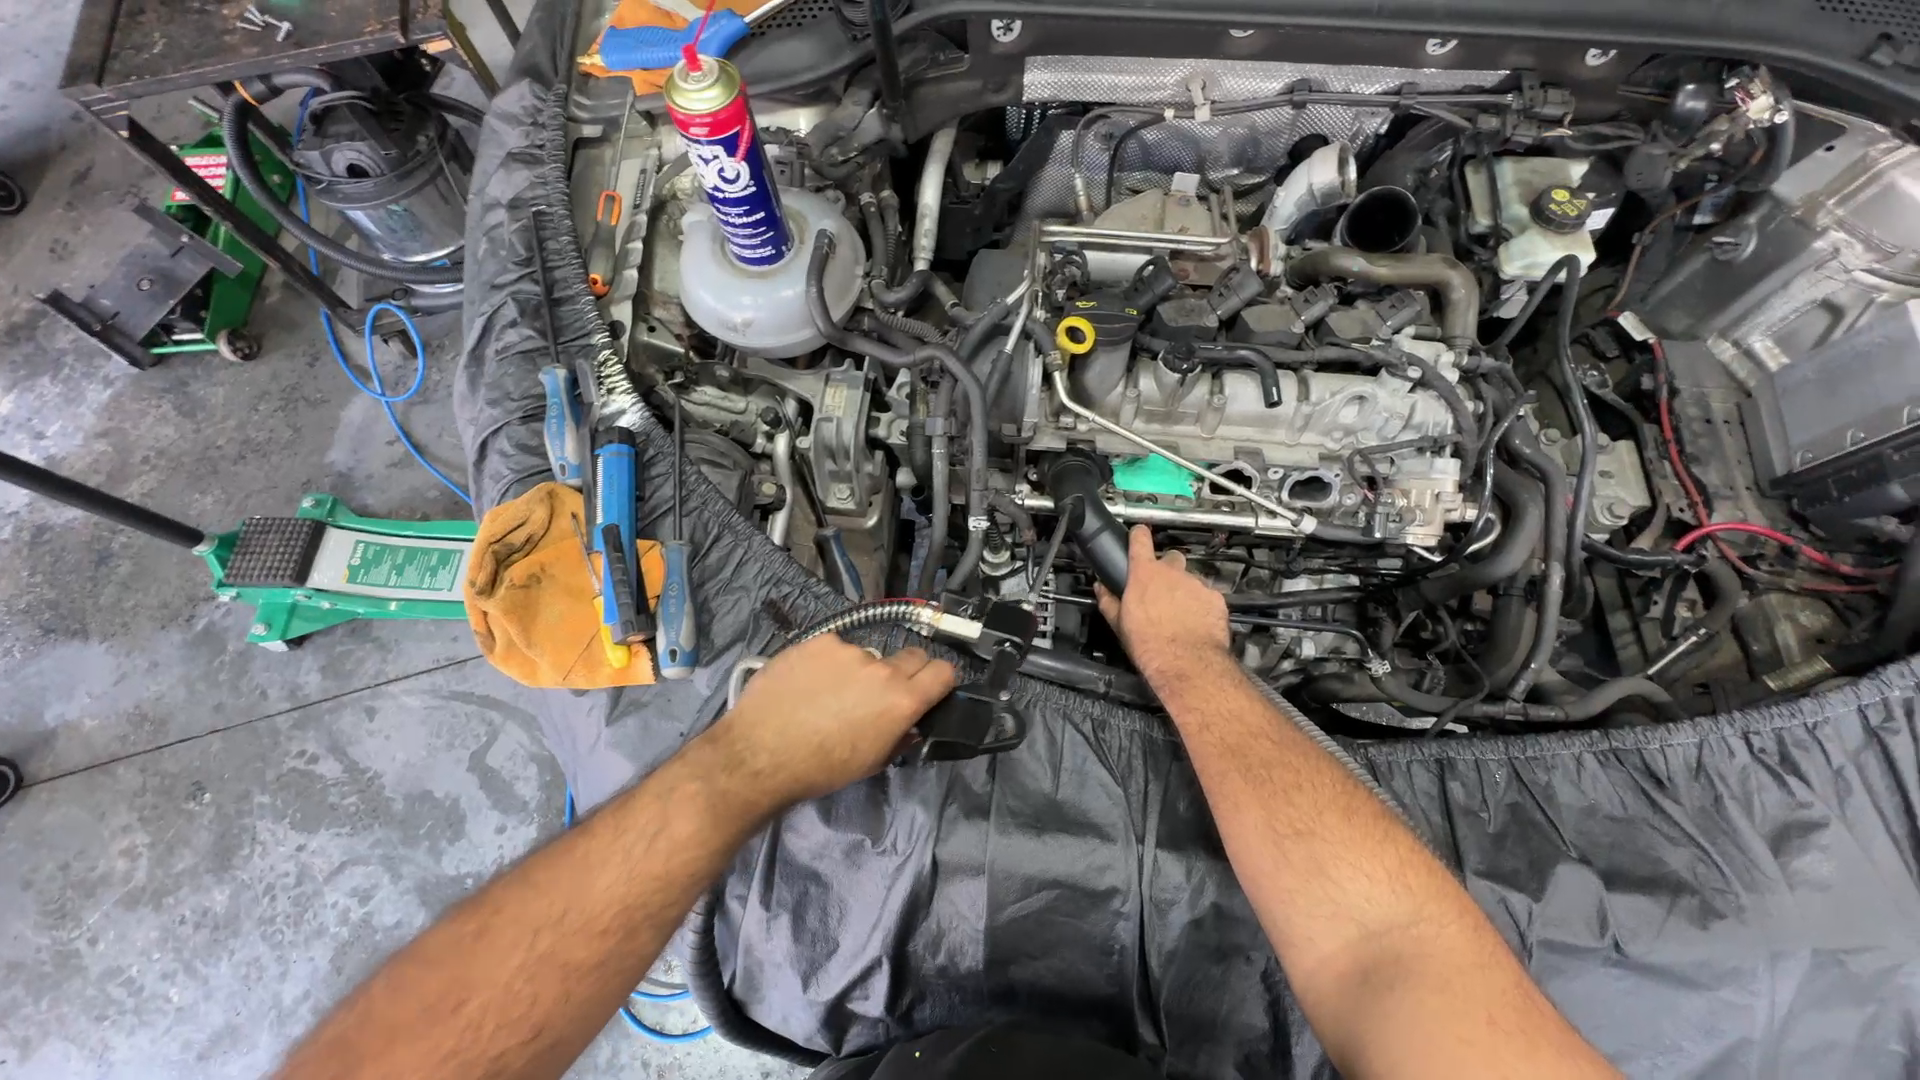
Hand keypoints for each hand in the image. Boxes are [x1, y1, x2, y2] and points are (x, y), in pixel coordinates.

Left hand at [698, 635, 956, 811]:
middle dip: (905, 672)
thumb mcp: (871, 763)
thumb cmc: (820, 769)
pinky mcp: (817, 641)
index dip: (939, 680)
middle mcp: (881, 669)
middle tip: (880, 693)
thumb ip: (899, 737)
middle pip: (912, 656)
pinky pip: (834, 649)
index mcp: (902, 701)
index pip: (943, 672)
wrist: (760, 755)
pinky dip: (827, 663)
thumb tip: (908, 725)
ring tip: (828, 694)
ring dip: (859, 671)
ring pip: (867, 656)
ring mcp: (847, 651)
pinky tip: (807, 683)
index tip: (929, 689)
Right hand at [1096, 526, 1231, 685]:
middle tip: (1160, 590)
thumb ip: (1108, 601)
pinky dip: (1201, 604)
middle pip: (1170, 558)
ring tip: (1177, 613)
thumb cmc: (1151, 645)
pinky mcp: (1214, 598)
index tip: (1139, 533)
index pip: (1140, 540)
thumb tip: (1101, 589)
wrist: (1186, 663)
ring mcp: (1196, 583)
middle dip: (1166, 569)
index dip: (1138, 534)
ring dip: (1183, 590)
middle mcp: (1172, 573)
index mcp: (1145, 574)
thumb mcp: (1120, 624)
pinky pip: (1206, 595)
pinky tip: (1194, 621)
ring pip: (1189, 578)